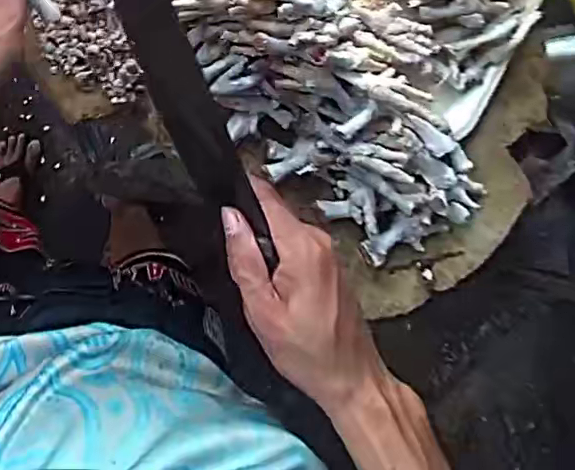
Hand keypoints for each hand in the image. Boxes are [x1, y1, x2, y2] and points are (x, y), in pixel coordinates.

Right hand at [222, 174, 391, 415]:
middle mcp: (319, 241)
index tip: (219, 196)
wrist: (355, 385)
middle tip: (238, 259)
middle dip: (249, 226)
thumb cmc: (307, 352)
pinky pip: (295, 242)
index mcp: (302, 246)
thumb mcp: (261, 308)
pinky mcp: (331, 263)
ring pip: (282, 227)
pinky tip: (276, 284)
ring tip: (257, 277)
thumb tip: (229, 215)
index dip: (239, 190)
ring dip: (264, 243)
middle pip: (272, 211)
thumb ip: (243, 256)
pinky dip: (280, 254)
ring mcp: (328, 252)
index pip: (265, 194)